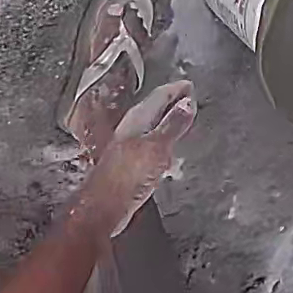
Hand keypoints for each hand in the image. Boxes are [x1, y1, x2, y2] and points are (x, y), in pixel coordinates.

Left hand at [74, 79, 194, 237]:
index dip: (176, 90)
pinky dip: (162, 142)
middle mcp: (131, 128)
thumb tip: (186, 103)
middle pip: (155, 108)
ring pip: (152, 125)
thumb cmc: (126, 177)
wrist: (103, 207)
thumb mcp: (157, 148)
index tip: (189, 85)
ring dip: (167, 121)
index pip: (159, 96)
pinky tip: (167, 152)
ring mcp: (129, 145)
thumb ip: (173, 125)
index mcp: (137, 119)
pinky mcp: (129, 163)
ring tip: (182, 120)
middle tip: (188, 98)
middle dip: (172, 102)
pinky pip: (150, 144)